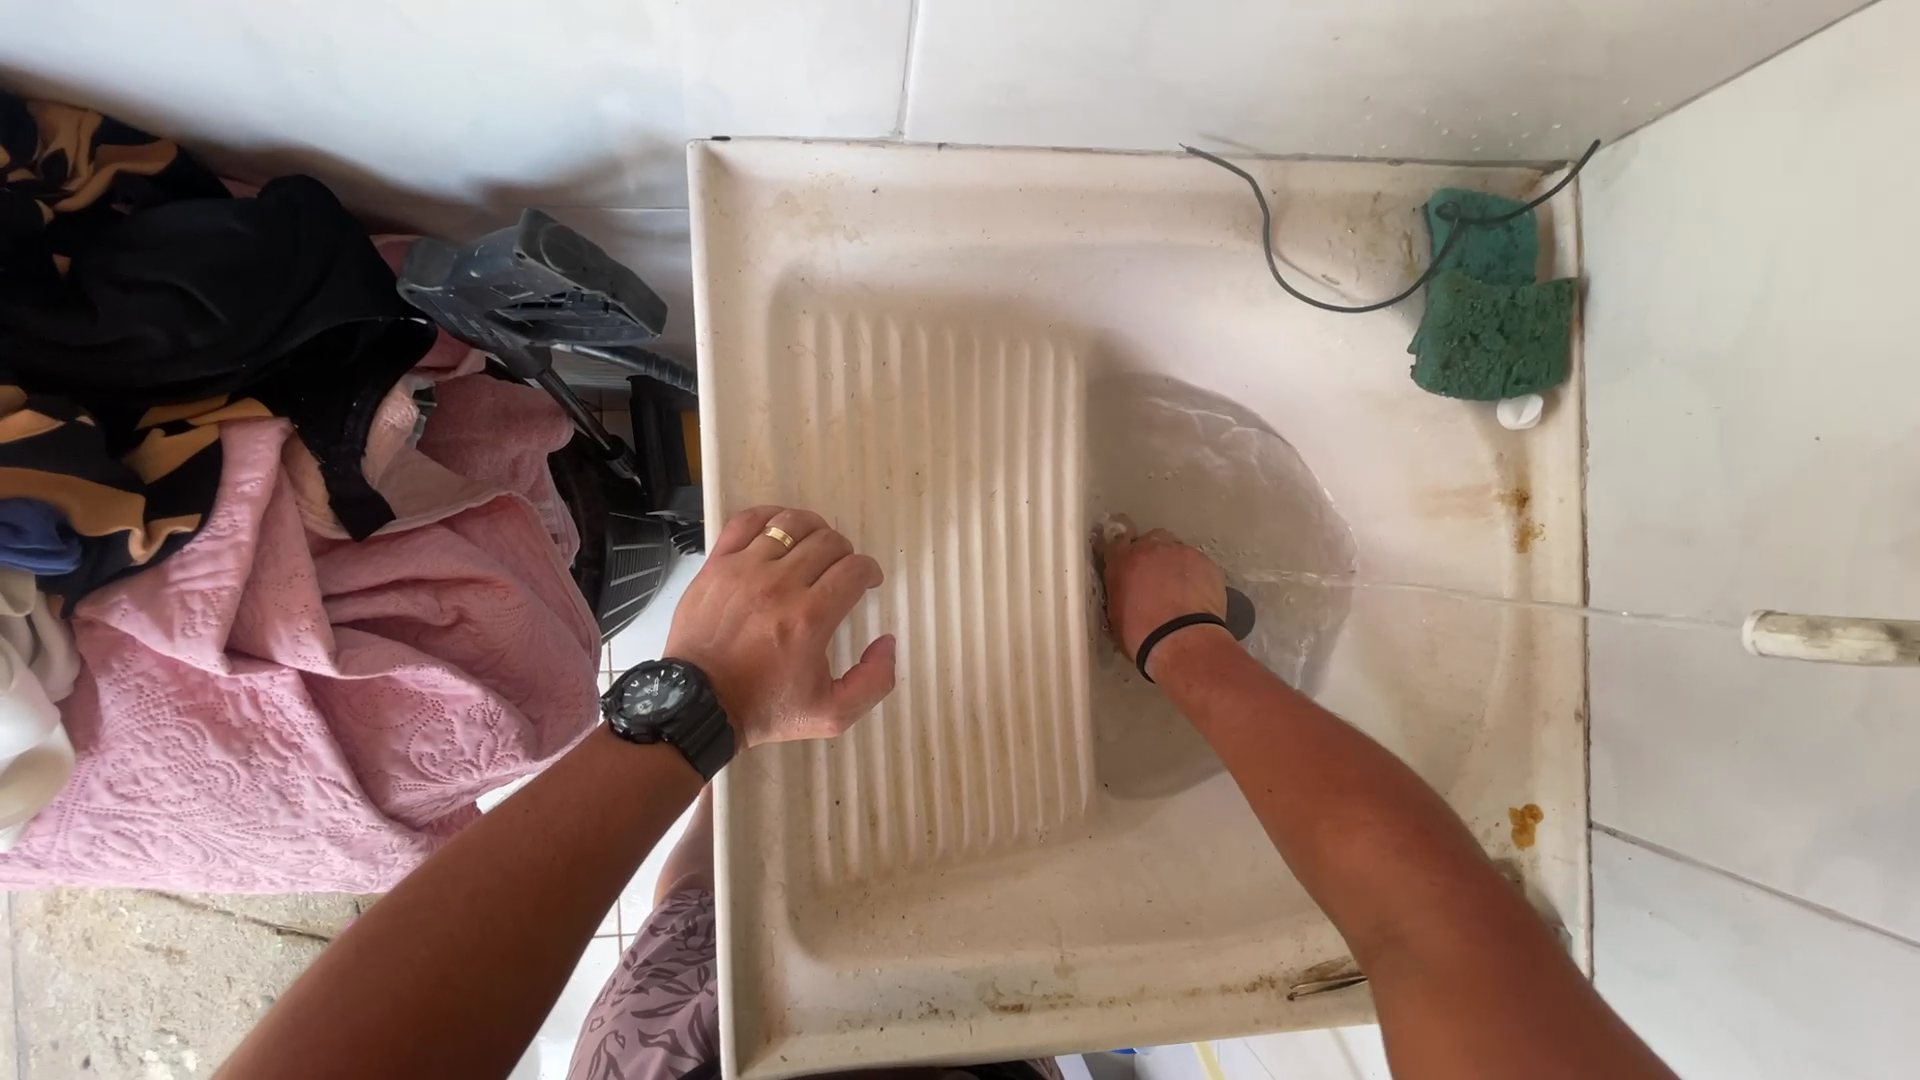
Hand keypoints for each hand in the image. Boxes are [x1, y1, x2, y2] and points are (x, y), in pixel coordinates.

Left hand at [664, 506, 895, 747]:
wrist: (698, 706)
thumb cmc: (766, 708)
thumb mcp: (833, 714)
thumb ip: (875, 681)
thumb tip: (888, 641)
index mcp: (810, 619)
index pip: (855, 569)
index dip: (869, 572)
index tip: (866, 583)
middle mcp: (779, 586)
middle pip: (829, 542)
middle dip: (845, 553)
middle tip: (840, 572)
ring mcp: (744, 570)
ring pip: (792, 524)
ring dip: (814, 531)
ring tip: (813, 549)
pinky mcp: (717, 565)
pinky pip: (747, 520)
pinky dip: (770, 516)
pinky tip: (779, 532)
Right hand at [1100, 521, 1229, 672]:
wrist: (1180, 640)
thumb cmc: (1140, 634)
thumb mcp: (1116, 613)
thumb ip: (1120, 591)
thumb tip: (1128, 591)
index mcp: (1122, 561)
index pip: (1117, 542)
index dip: (1125, 551)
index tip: (1129, 561)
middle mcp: (1150, 549)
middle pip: (1152, 539)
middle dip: (1154, 554)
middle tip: (1158, 577)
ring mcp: (1181, 553)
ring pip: (1178, 550)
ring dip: (1177, 564)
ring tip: (1182, 590)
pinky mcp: (1207, 563)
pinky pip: (1200, 564)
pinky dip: (1198, 576)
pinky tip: (1198, 596)